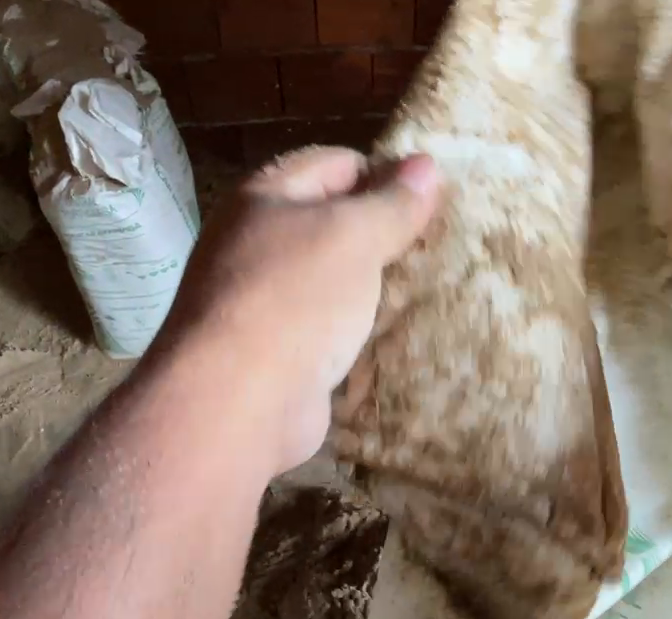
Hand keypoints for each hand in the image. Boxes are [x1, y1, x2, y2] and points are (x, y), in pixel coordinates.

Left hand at [155, 147, 441, 472]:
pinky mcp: (273, 356)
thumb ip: (391, 204)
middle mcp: (253, 246)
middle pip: (327, 225)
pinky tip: (383, 339)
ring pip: (326, 282)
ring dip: (366, 288)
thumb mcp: (352, 237)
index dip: (383, 174)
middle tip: (432, 249)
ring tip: (418, 292)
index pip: (333, 165)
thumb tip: (426, 166)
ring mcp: (260, 305)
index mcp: (263, 199)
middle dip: (377, 235)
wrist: (239, 401)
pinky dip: (350, 332)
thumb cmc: (294, 300)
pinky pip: (322, 331)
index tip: (431, 201)